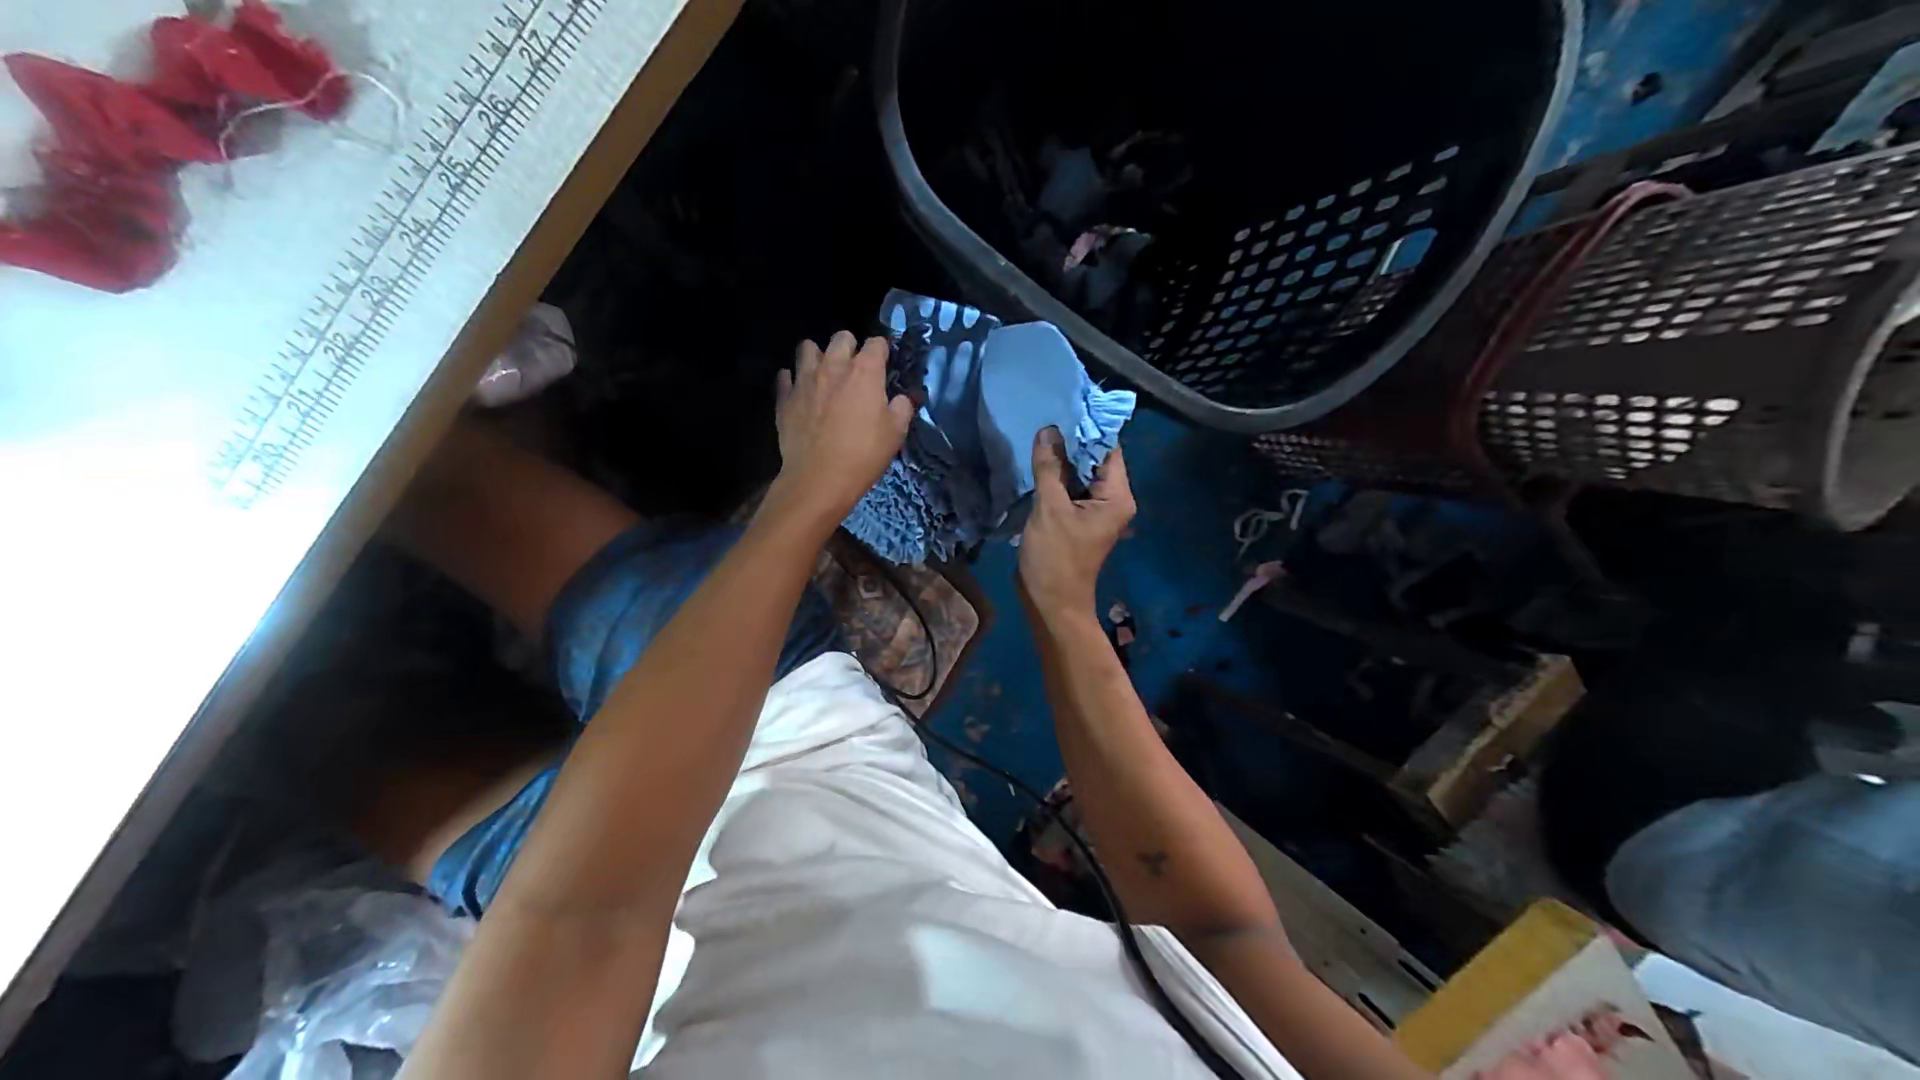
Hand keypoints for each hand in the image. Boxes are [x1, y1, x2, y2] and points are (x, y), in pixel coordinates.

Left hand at [765, 331, 913, 530]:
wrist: (819, 479)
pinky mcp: (784, 398)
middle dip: (850, 347)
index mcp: (864, 371)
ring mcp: (804, 380)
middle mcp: (833, 366)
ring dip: (818, 356)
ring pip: (807, 348)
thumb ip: (902, 408)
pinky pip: (785, 376)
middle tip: (854, 368)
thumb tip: (902, 398)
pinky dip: (793, 380)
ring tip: (824, 374)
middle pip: (841, 338)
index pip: (876, 343)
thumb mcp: (896, 433)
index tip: (884, 364)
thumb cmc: (864, 454)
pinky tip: (800, 392)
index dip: (882, 351)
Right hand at [1018, 426, 1134, 621]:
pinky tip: (1038, 459)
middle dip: (1072, 439)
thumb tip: (1048, 430)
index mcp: (1117, 496)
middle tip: (1046, 414)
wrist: (1051, 603)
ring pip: (1080, 473)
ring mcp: (1094, 509)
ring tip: (1039, 431)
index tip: (1065, 405)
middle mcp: (1112, 499)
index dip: (1088, 427)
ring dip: (1062, 457)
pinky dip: (1057, 475)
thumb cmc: (1056, 559)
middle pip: (1095, 458)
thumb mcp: (1050, 509)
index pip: (1109, 449)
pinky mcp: (1077, 517)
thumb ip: (1050, 467)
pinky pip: (1070, 488)